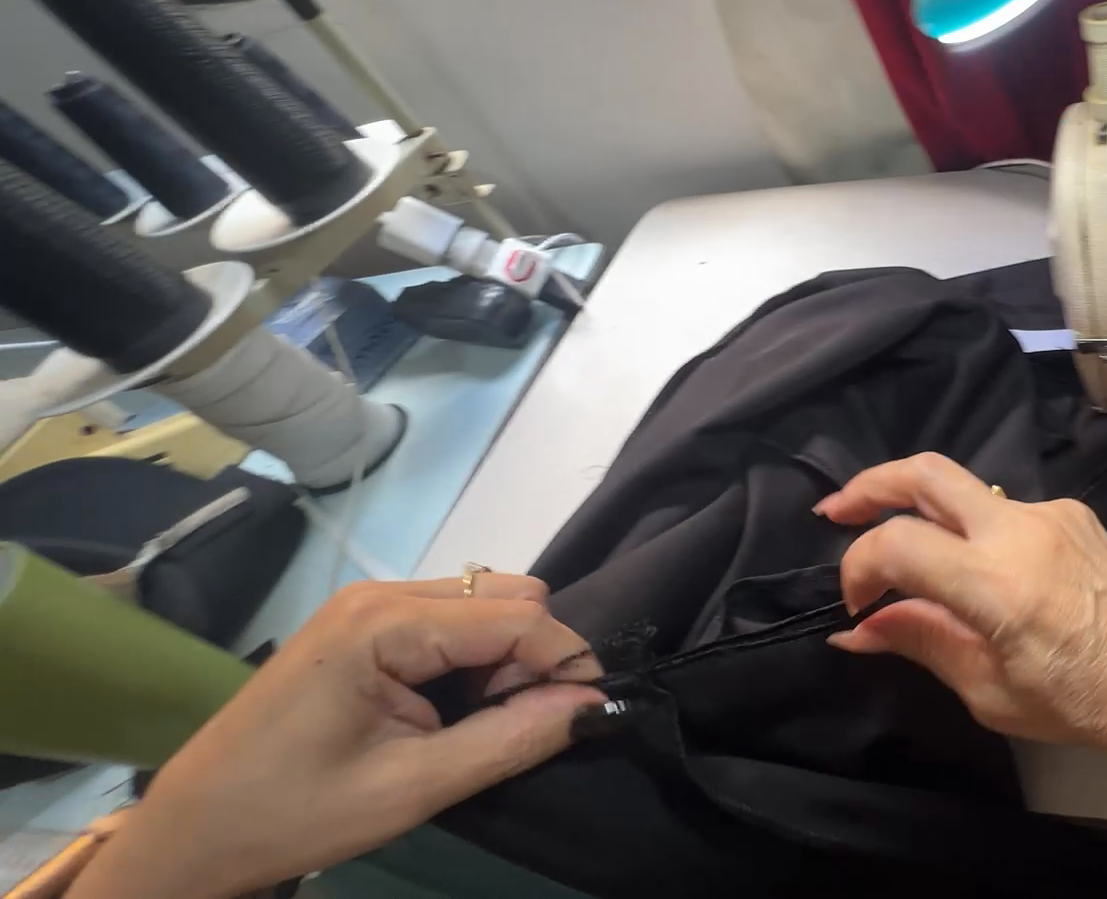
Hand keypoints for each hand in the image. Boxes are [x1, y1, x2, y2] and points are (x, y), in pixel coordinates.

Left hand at [70, 575, 605, 898]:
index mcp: (385, 623)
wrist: (182, 841)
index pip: (518, 617)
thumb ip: (512, 739)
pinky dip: (483, 652)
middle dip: (535, 655)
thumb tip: (597, 705)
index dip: (567, 659)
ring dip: (511, 654)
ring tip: (479, 715)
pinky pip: (465, 613)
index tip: (590, 709)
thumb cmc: (290, 817)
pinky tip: (455, 699)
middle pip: (512, 595)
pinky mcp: (374, 616)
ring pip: (495, 600)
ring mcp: (377, 599)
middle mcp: (386, 591)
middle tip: (511, 720)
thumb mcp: (410, 789)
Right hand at [818, 453, 1106, 771]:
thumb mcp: (988, 690)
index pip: (898, 543)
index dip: (860, 566)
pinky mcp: (1069, 510)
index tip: (856, 604)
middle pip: (925, 472)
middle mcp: (1020, 528)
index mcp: (997, 582)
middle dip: (869, 485)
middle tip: (835, 510)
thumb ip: (919, 641)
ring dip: (921, 509)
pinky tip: (976, 568)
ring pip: (962, 487)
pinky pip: (1001, 507)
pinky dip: (970, 528)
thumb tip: (856, 629)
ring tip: (904, 552)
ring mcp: (1048, 511)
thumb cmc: (1081, 702)